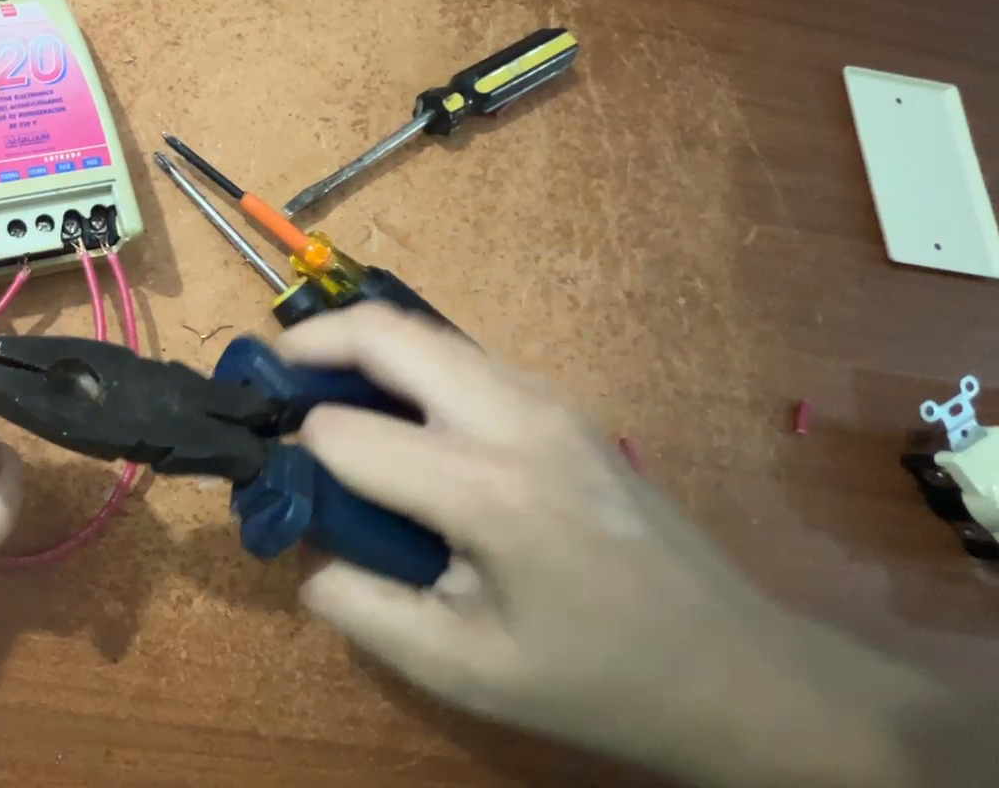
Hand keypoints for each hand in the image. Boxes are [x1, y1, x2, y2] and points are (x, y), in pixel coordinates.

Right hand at [278, 303, 949, 787]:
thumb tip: (302, 551)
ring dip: (351, 346)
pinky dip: (396, 360)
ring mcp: (543, 397)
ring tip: (310, 387)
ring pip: (419, 330)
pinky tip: (384, 408)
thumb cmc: (597, 679)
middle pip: (382, 333)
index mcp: (488, 491)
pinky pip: (452, 352)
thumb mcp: (462, 671)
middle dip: (306, 345)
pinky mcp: (555, 399)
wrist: (744, 672)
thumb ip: (359, 606)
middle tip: (265, 383)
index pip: (344, 433)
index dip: (292, 451)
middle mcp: (515, 417)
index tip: (270, 477)